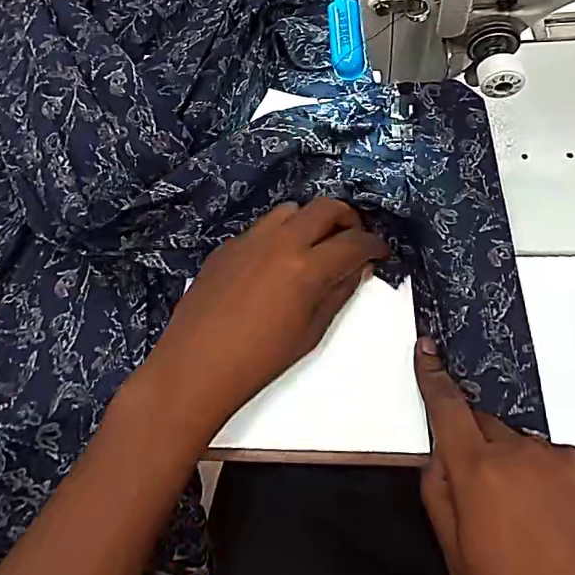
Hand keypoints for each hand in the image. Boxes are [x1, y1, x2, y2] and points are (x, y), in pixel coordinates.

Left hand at [139, 199, 387, 431]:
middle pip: (326, 207)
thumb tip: (358, 268)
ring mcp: (251, 238)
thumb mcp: (310, 332)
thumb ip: (338, 292)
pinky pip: (262, 227)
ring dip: (311, 221)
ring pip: (292, 210)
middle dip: (348, 219)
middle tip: (353, 239)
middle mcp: (281, 241)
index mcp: (306, 267)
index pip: (354, 242)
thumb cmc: (259, 361)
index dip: (374, 244)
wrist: (194, 366)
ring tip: (314, 246)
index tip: (380, 251)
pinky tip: (275, 263)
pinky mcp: (228, 244)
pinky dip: (280, 235)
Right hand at [416, 339, 574, 574]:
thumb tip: (437, 462)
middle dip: (488, 455)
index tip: (428, 355)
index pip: (447, 408)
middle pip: (492, 430)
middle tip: (500, 504)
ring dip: (535, 477)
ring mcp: (572, 460)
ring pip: (538, 452)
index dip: (433, 378)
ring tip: (550, 532)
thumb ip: (439, 497)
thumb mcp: (462, 562)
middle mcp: (526, 456)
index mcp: (481, 475)